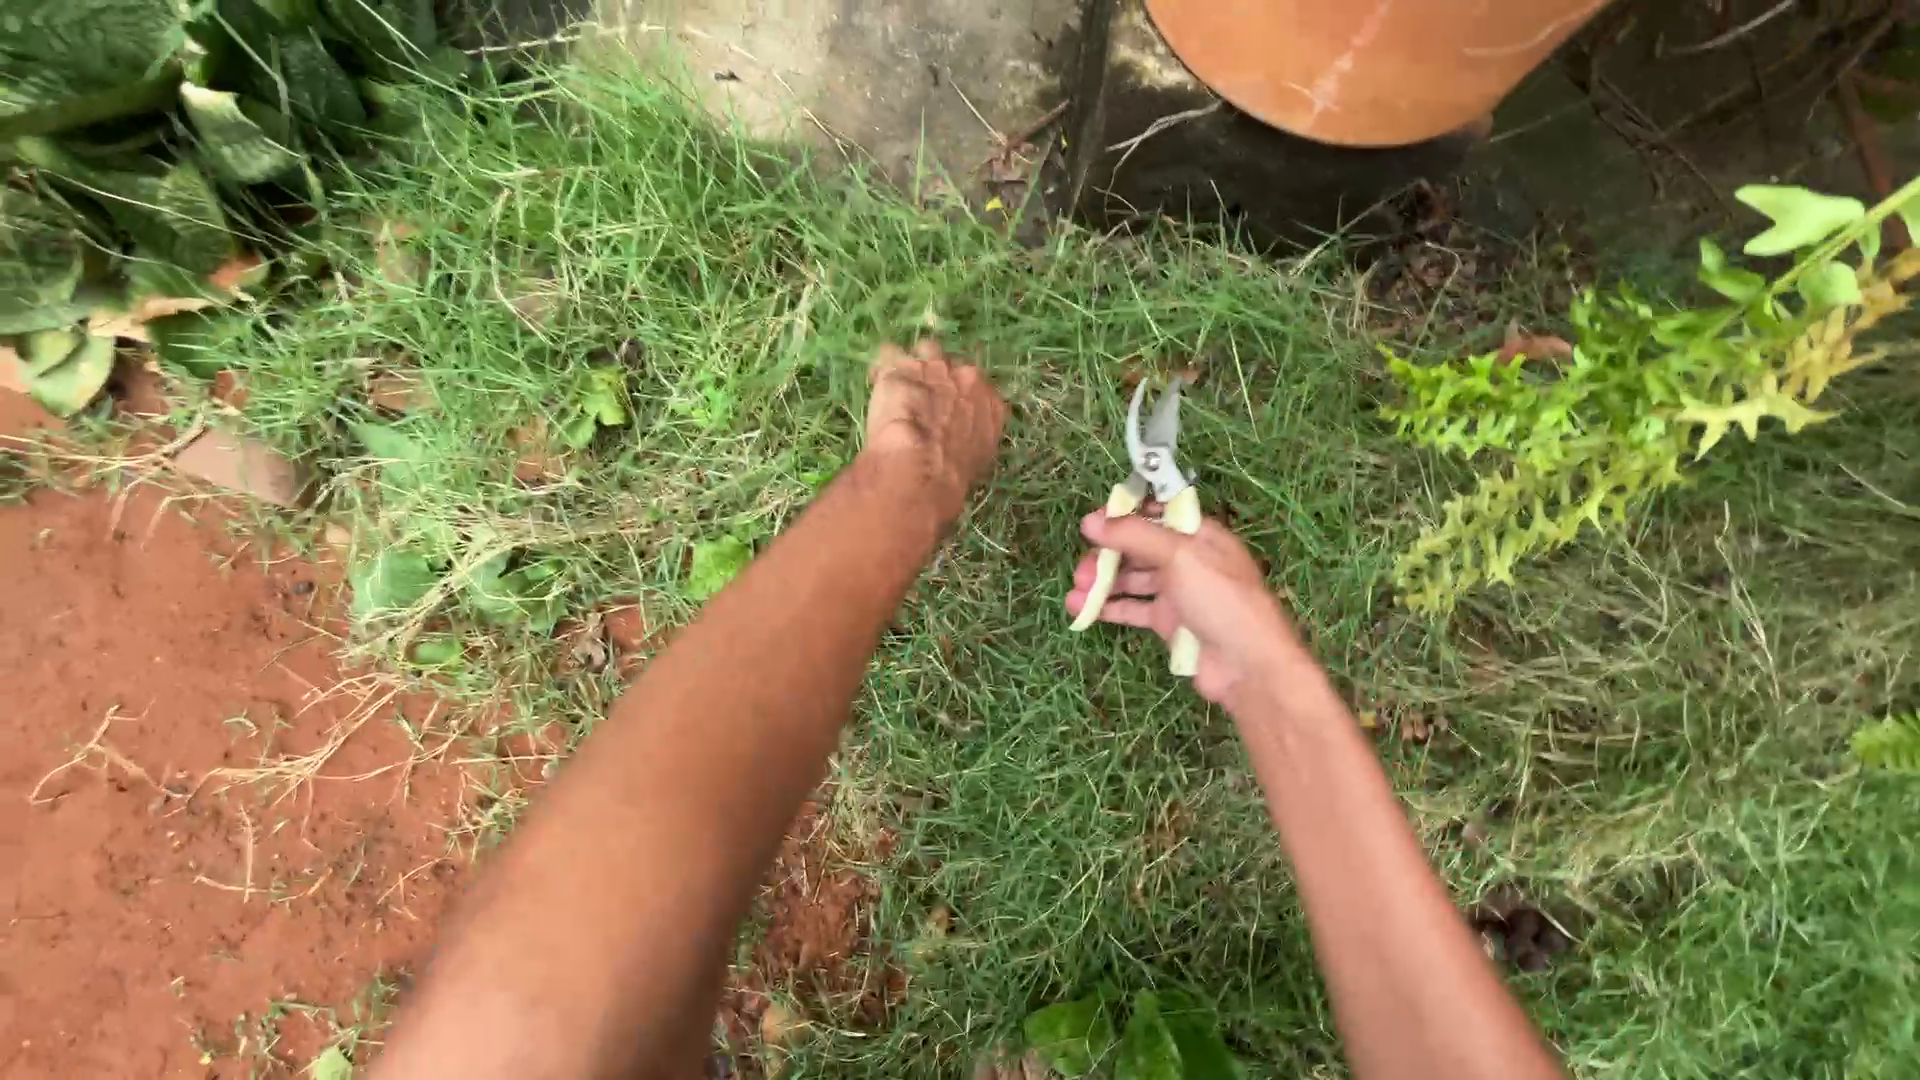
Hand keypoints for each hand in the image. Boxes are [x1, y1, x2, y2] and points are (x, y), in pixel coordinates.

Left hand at [862, 341, 1006, 519]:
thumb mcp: (975, 459)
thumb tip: (961, 442)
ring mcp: (934, 367)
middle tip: (920, 396)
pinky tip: (875, 381)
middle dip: (936, 375)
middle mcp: (967, 378)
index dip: (958, 394)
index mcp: (990, 402)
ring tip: (898, 383)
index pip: (977, 386)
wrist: (924, 466)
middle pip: (952, 363)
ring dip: (913, 364)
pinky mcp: (900, 366)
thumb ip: (972, 437)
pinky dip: (882, 367)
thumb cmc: (951, 475)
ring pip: (925, 349)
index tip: (946, 406)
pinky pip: (890, 354)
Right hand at [1065, 511, 1307, 708]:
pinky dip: (1108, 608)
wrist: (1248, 666)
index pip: (1155, 514)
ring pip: (1132, 580)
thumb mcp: (1179, 556)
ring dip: (1102, 583)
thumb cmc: (1221, 600)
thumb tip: (1090, 521)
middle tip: (1081, 572)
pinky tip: (1082, 611)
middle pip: (1138, 549)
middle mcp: (1187, 559)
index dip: (1122, 517)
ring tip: (1076, 594)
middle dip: (1106, 556)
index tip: (1091, 525)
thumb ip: (1134, 535)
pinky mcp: (1169, 622)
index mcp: (1198, 534)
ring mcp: (1178, 592)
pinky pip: (1133, 608)